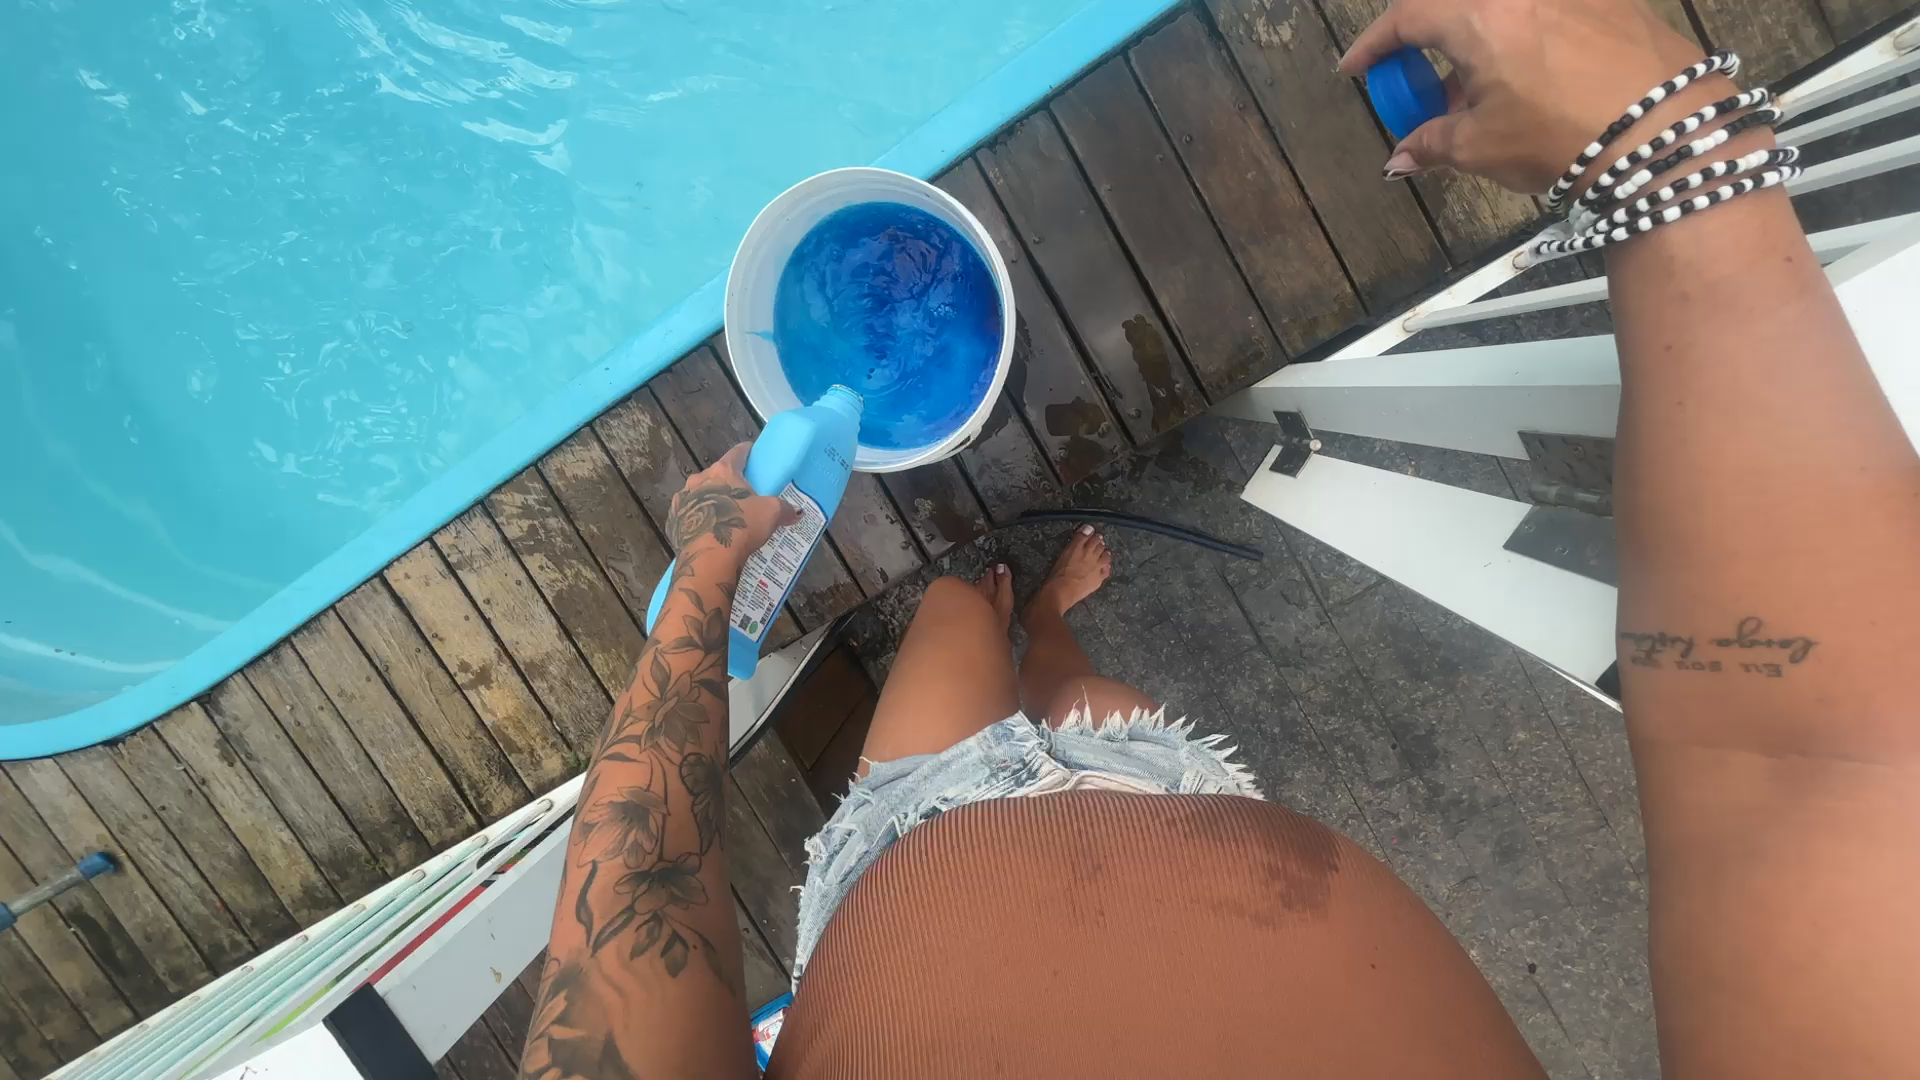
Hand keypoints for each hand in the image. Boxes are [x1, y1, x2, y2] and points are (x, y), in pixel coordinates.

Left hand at [665, 443, 798, 570]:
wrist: (708, 559)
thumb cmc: (740, 526)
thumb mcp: (772, 514)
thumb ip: (784, 508)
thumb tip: (796, 512)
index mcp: (723, 472)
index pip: (737, 453)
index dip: (747, 452)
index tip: (754, 454)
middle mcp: (699, 480)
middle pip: (717, 475)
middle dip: (729, 483)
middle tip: (744, 495)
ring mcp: (683, 500)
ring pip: (700, 495)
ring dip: (711, 501)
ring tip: (726, 516)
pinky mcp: (674, 521)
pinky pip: (690, 515)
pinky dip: (699, 520)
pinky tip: (710, 532)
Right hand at [1337, 0, 1709, 191]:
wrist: (1657, 127)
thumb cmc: (1553, 134)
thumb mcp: (1476, 147)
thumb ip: (1429, 143)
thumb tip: (1399, 158)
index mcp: (1482, 17)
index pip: (1410, 16)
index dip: (1373, 44)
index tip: (1353, 69)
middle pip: (1453, 3)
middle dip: (1419, 37)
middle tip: (1405, 75)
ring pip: (1496, 9)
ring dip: (1465, 43)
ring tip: (1459, 93)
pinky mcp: (1604, 1)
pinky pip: (1535, 12)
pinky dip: (1507, 38)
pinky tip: (1508, 80)